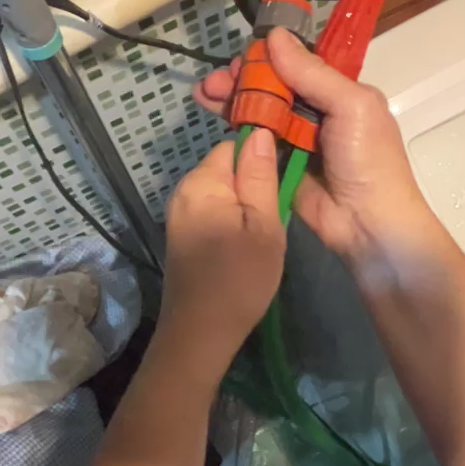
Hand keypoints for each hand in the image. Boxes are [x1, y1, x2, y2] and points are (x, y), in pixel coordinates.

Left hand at [158, 128, 285, 348]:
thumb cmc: (238, 281)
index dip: (262, 157)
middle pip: (227, 168)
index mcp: (201, 183)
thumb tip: (260, 131)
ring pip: (223, 192)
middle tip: (277, 213)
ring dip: (245, 205)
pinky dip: (232, 220)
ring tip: (265, 230)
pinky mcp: (183, 235)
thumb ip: (261, 177)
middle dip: (254, 184)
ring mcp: (180, 214)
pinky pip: (213, 211)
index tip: (285, 180)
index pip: (234, 146)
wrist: (200, 334)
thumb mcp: (262, 227)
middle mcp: (183, 192)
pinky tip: (246, 243)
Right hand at [194, 28, 442, 270]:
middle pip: (272, 86)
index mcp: (339, 92)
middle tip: (215, 80)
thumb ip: (312, 73)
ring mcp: (295, 140)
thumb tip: (275, 36)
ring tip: (205, 92)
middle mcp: (316, 112)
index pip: (298, 64)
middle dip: (242, 79)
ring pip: (258, 111)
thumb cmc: (369, 160)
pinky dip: (233, 127)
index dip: (269, 56)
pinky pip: (253, 141)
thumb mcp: (350, 106)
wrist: (368, 224)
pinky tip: (214, 112)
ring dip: (232, 99)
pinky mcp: (278, 166)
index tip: (243, 53)